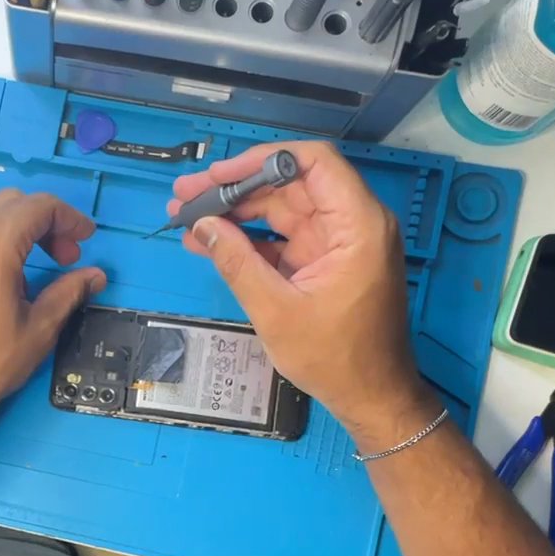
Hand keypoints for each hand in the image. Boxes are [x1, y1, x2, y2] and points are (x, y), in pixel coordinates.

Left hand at [0, 191, 106, 449]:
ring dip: (12, 231)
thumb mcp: (37, 330)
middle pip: (10, 203)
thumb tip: (95, 276)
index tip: (85, 239)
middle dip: (42, 222)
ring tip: (28, 272)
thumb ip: (69, 292)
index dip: (69, 218)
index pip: (39, 207)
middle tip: (63, 257)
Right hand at [175, 141, 436, 452]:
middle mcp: (349, 223)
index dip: (260, 161)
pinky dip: (246, 239)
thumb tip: (202, 226)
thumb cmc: (334, 357)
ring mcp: (334, 242)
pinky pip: (280, 238)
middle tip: (185, 196)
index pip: (311, 163)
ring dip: (234, 212)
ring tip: (186, 217)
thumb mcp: (276, 311)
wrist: (369, 395)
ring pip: (279, 210)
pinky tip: (208, 242)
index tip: (216, 176)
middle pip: (288, 185)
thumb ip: (238, 263)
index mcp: (356, 225)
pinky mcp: (321, 262)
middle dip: (235, 188)